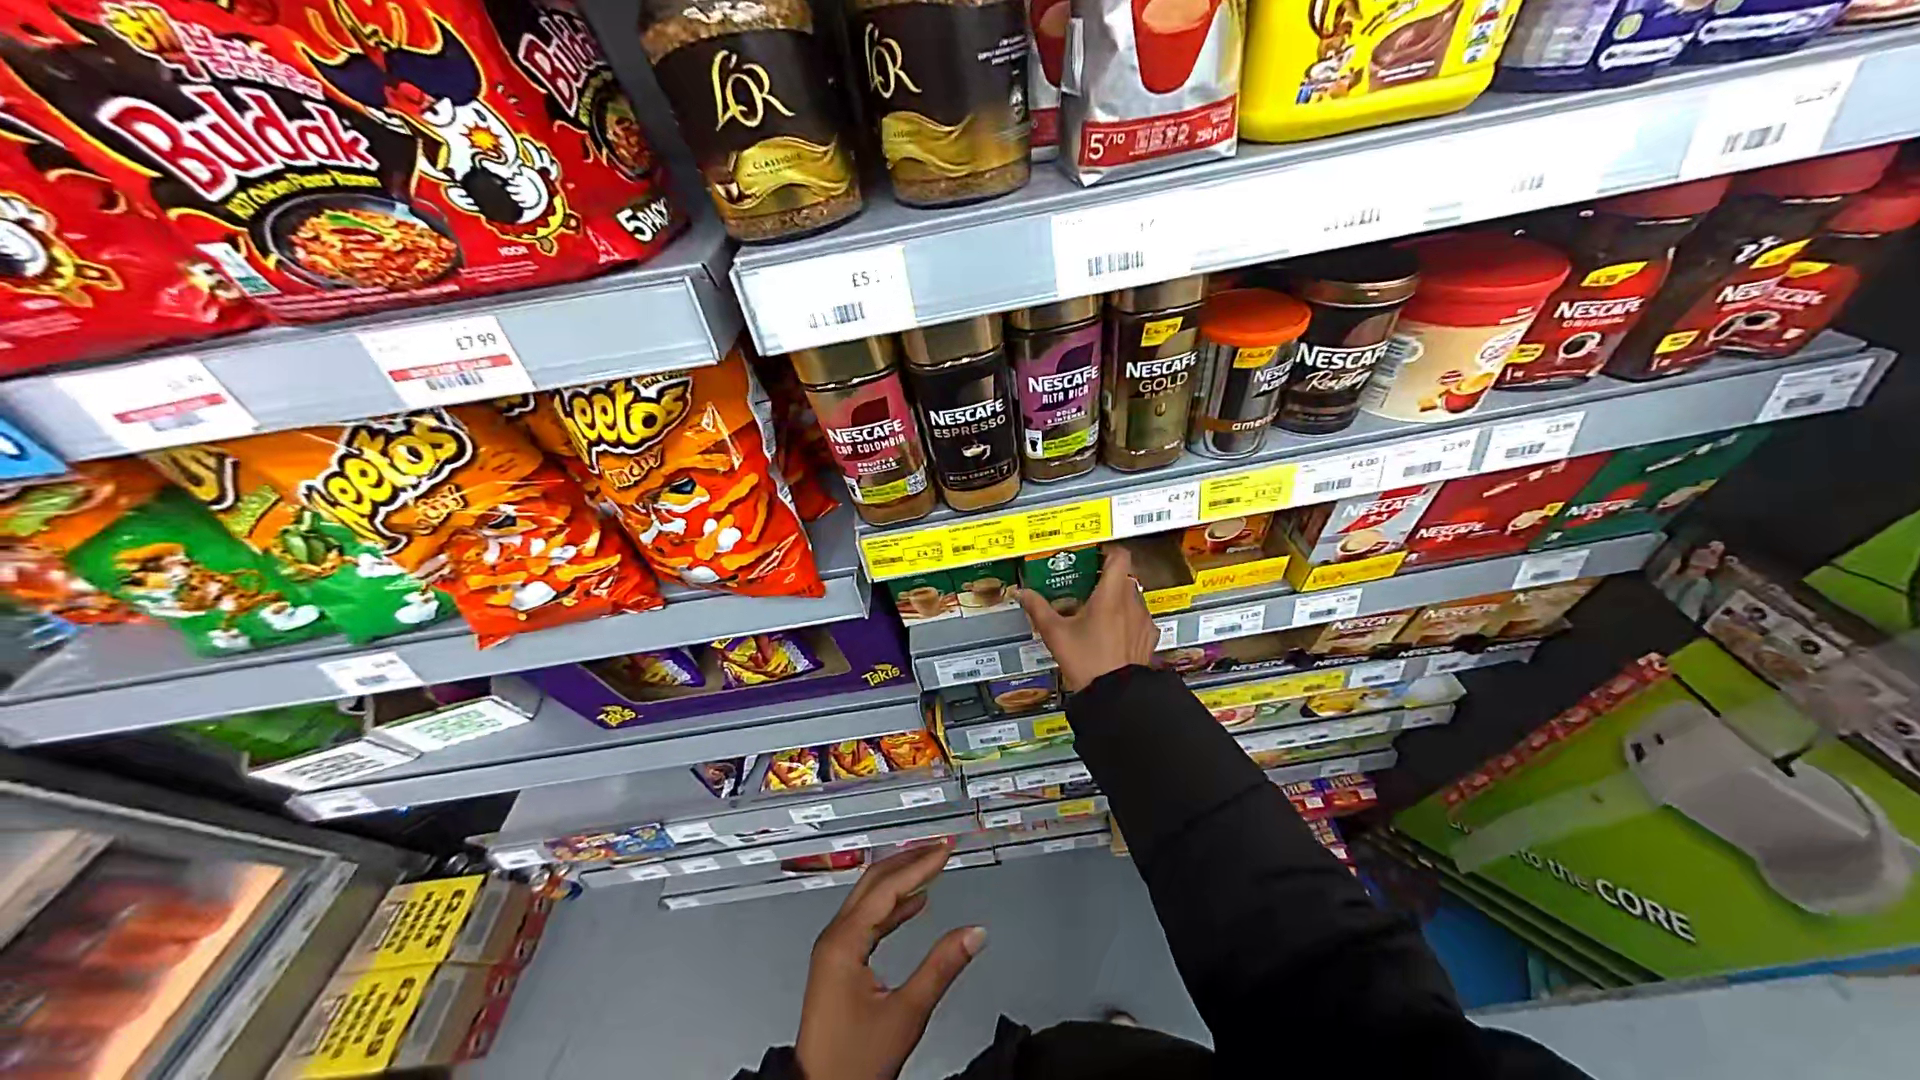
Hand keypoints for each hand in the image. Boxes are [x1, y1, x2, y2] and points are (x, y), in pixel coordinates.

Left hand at [796, 841, 985, 1079]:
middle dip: (908, 861)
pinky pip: (868, 919)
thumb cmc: (853, 1062)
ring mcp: (834, 949)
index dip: (920, 865)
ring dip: (901, 879)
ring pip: (869, 898)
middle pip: (873, 882)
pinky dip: (893, 905)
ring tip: (931, 866)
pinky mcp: (839, 962)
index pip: (887, 888)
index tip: (944, 849)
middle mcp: (834, 938)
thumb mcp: (907, 1013)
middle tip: (938, 847)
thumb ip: (942, 967)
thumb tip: (974, 933)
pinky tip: (914, 903)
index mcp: (843, 942)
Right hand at [1019, 546, 1158, 692]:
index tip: (1094, 554)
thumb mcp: (1055, 634)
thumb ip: (1039, 609)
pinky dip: (1127, 620)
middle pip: (1123, 577)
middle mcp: (1131, 603)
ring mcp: (1143, 621)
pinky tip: (1111, 633)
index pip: (1119, 557)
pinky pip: (1139, 619)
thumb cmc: (1087, 663)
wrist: (1115, 696)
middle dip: (1106, 578)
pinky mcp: (1149, 638)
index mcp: (1110, 596)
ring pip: (1132, 597)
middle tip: (1087, 585)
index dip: (1107, 551)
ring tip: (1097, 612)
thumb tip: (1024, 594)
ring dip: (1117, 599)